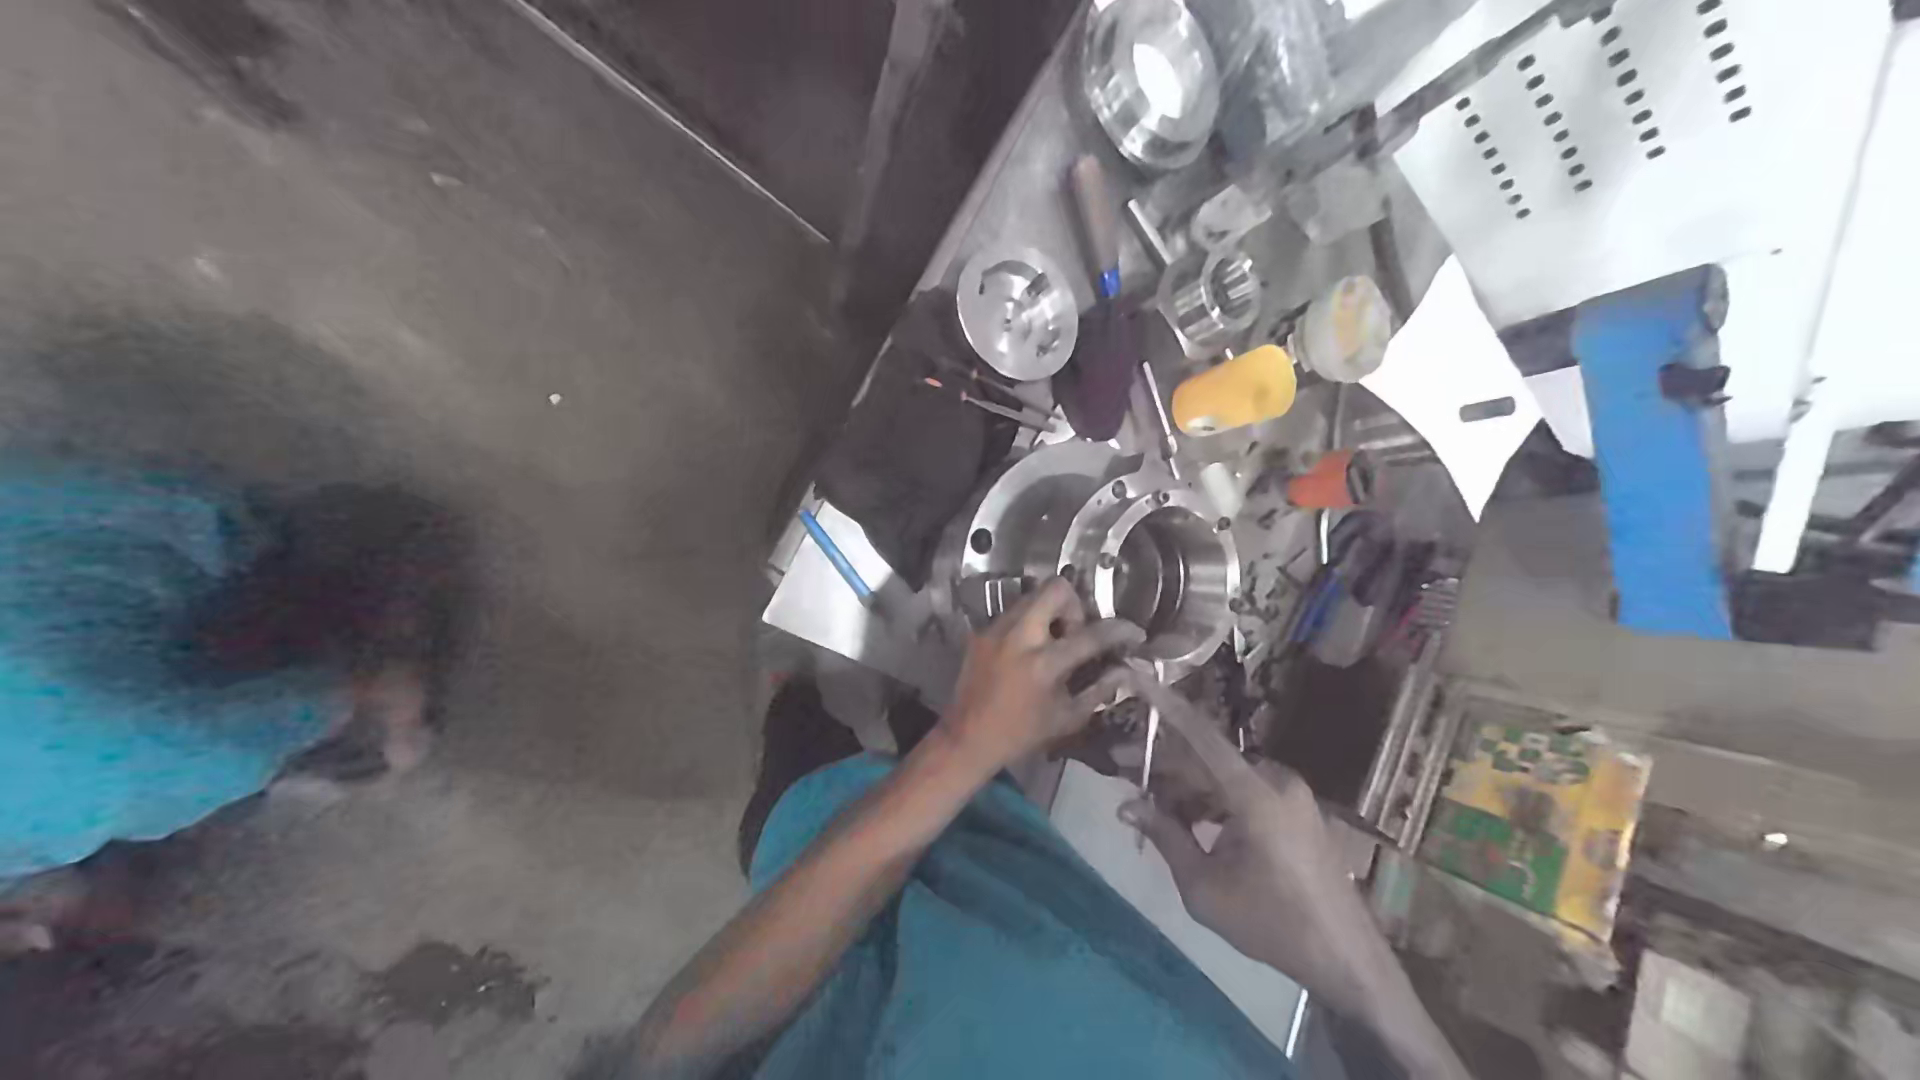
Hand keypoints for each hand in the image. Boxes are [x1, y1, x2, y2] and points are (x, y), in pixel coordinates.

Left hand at [938, 577, 1142, 775]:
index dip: (1120, 630)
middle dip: (1075, 605)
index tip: (1133, 633)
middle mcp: (1019, 637)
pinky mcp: (981, 632)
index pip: (1090, 635)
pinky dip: (1028, 624)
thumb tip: (1125, 670)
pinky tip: (1028, 651)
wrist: (967, 737)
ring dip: (1050, 613)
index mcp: (1044, 663)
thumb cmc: (1021, 734)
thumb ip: (1099, 690)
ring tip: (1052, 642)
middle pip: (1055, 589)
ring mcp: (996, 630)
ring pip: (1032, 597)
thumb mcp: (1067, 718)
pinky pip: (1013, 614)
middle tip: (1076, 631)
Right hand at [1120, 669, 1475, 1079]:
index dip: (1165, 703)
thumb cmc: (1272, 925)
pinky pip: (1243, 789)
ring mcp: (1290, 793)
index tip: (1138, 673)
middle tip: (1124, 767)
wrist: (1348, 962)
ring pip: (1223, 774)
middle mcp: (1275, 780)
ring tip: (1152, 805)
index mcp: (1255, 794)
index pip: (1200, 735)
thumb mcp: (1204, 888)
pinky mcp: (1297, 808)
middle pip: (1205, 757)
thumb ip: (1165, 837)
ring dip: (1187, 785)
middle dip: (1163, 762)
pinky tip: (1190, 821)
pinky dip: (1213, 798)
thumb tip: (1125, 805)